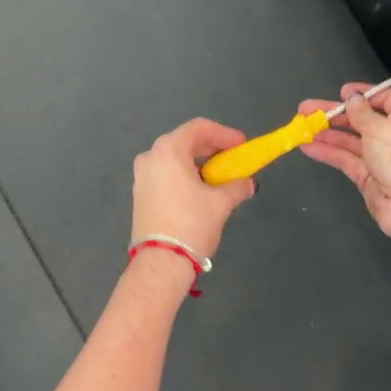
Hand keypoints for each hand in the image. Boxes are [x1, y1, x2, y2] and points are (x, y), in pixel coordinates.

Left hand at [131, 118, 256, 259]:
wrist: (161, 262)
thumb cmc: (191, 224)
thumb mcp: (220, 203)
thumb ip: (236, 187)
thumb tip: (249, 184)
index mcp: (168, 151)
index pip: (199, 128)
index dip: (224, 134)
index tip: (241, 145)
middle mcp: (150, 158)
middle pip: (185, 142)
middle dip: (211, 149)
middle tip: (233, 158)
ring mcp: (141, 177)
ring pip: (174, 161)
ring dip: (198, 164)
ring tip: (220, 177)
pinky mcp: (141, 195)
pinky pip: (166, 176)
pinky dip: (185, 177)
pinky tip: (201, 190)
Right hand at [299, 83, 390, 242]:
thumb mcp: (380, 127)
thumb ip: (361, 112)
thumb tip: (352, 98)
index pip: (383, 98)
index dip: (362, 94)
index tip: (341, 92)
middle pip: (361, 119)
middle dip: (334, 114)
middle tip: (307, 109)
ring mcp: (380, 157)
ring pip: (350, 140)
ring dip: (327, 133)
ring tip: (303, 128)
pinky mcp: (367, 176)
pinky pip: (345, 159)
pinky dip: (328, 152)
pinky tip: (309, 146)